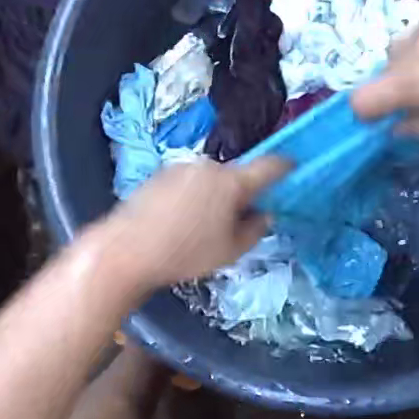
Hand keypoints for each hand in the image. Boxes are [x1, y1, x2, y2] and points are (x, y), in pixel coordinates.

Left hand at [88, 156, 289, 292]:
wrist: (125, 250)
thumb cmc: (185, 253)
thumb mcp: (231, 251)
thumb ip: (256, 229)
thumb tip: (263, 215)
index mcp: (231, 181)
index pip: (269, 166)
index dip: (286, 167)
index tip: (294, 170)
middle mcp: (208, 166)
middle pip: (236, 175)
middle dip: (243, 193)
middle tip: (240, 220)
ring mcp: (181, 168)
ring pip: (211, 180)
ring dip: (217, 196)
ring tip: (205, 227)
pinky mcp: (159, 176)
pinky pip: (189, 183)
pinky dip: (194, 197)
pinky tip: (182, 223)